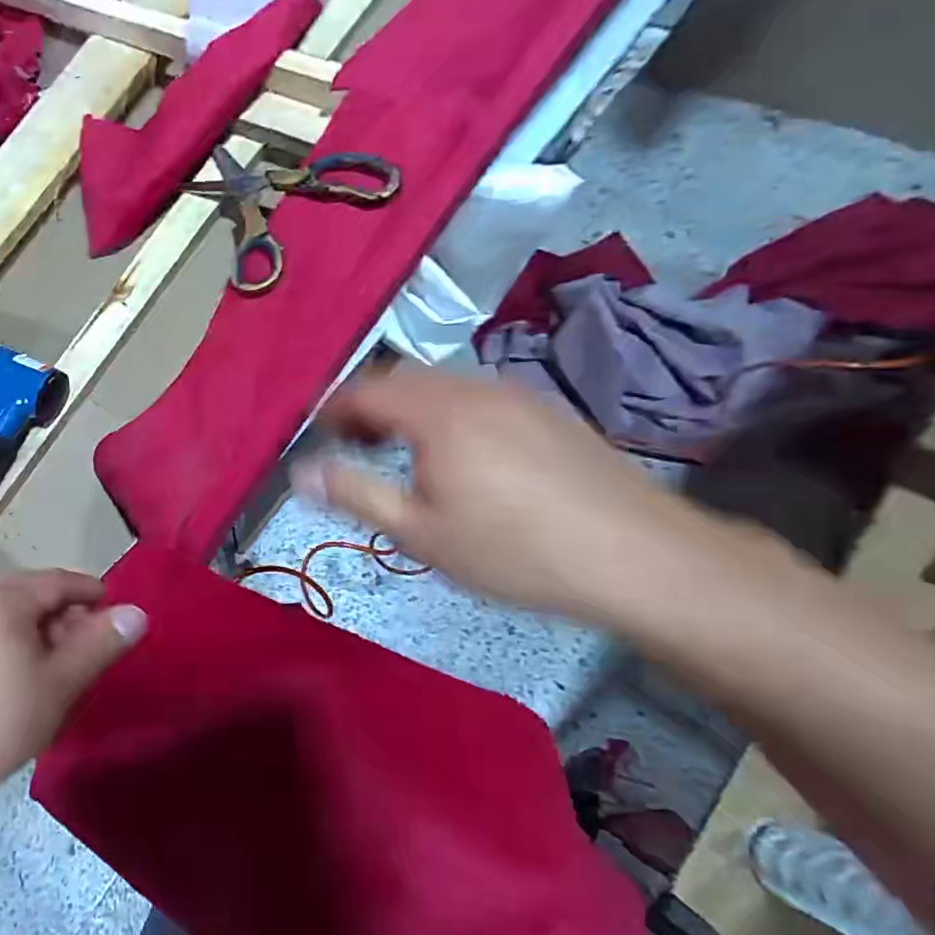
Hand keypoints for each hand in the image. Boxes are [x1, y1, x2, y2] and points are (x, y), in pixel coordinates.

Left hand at [0, 570, 145, 813]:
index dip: (95, 595)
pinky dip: (19, 645)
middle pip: (36, 595)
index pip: (61, 581)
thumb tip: (139, 613)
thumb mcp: (61, 683)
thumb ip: (102, 643)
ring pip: (15, 616)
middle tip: (94, 653)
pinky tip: (28, 680)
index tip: (119, 619)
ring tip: (64, 672)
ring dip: (45, 634)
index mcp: (4, 599)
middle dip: (70, 618)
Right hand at [292, 364, 732, 626]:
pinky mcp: (548, 412)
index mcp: (438, 412)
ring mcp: (518, 395)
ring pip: (443, 387)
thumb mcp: (419, 533)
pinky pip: (478, 398)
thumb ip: (355, 494)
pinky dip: (447, 415)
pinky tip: (460, 459)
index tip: (315, 434)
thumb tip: (299, 471)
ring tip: (401, 454)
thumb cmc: (512, 550)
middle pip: (404, 378)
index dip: (332, 407)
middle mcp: (476, 388)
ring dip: (408, 409)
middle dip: (367, 405)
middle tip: (352, 445)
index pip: (365, 388)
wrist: (635, 556)